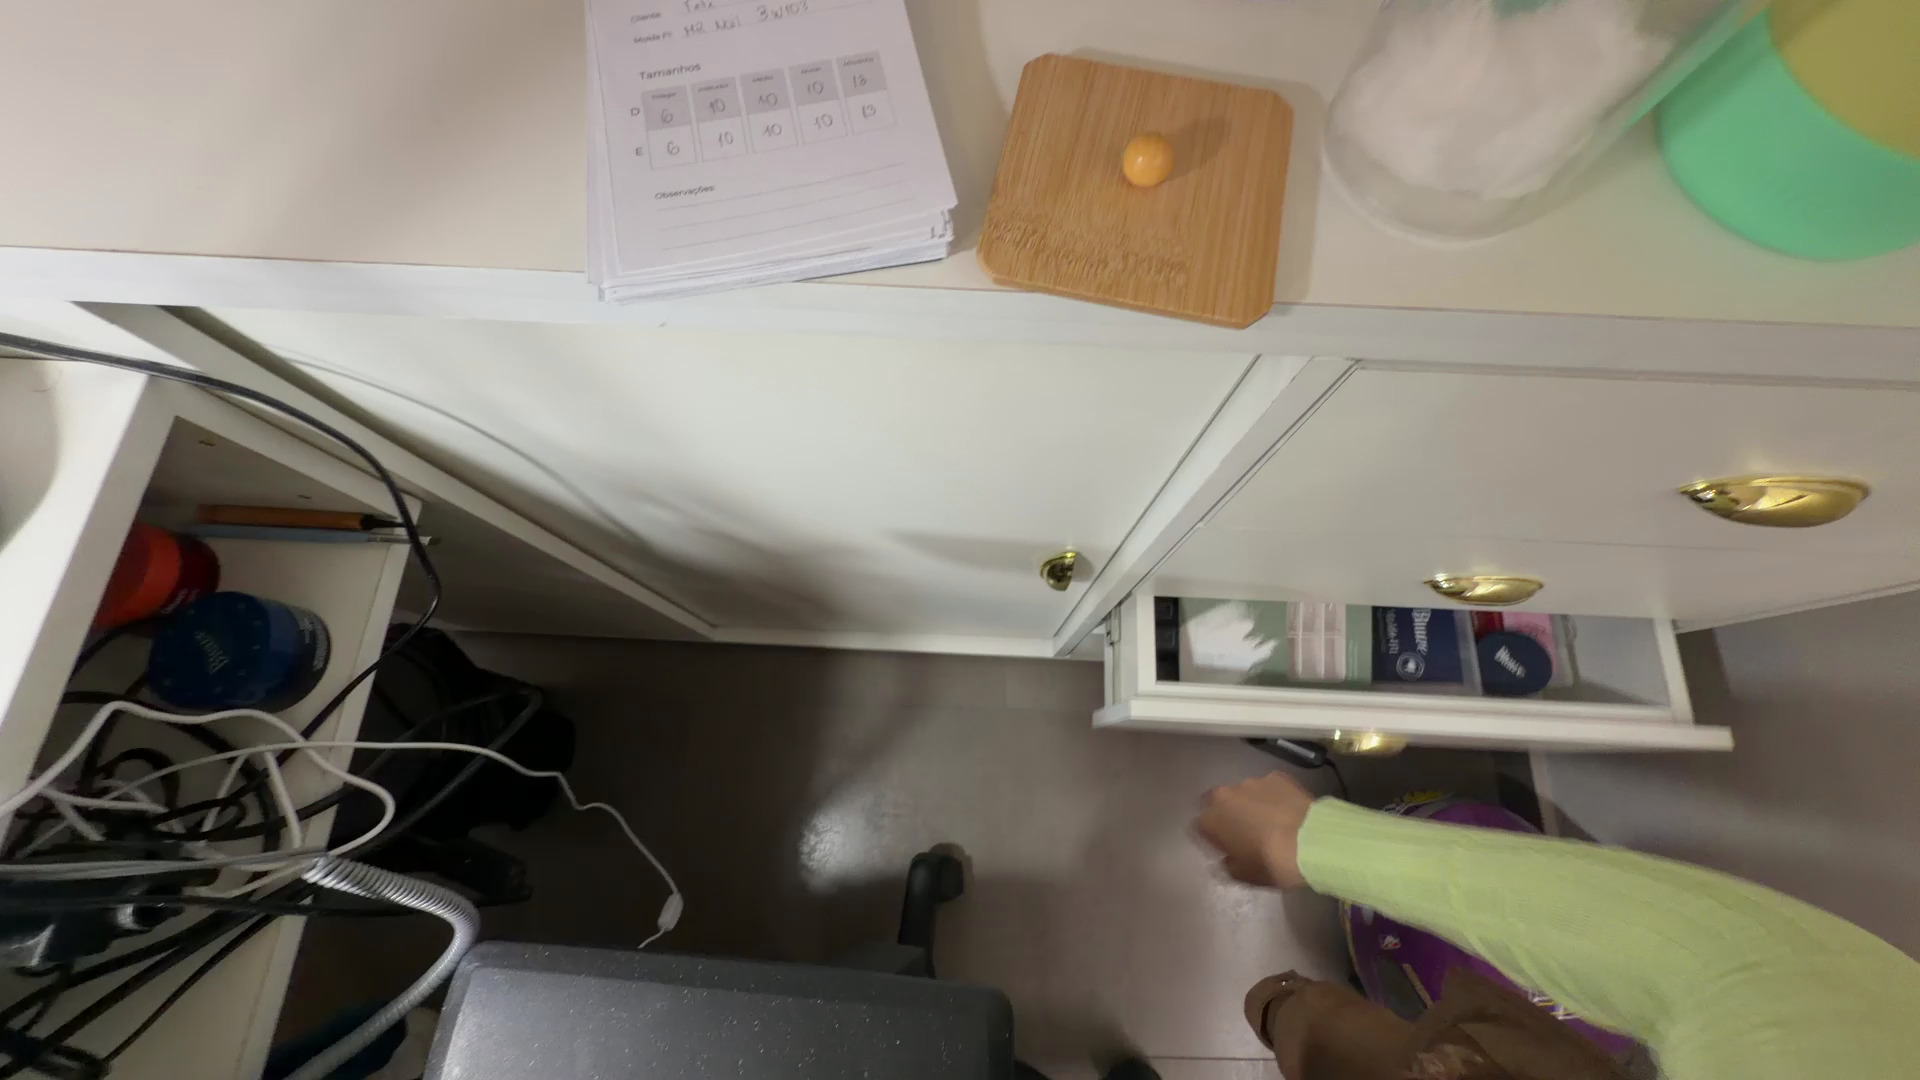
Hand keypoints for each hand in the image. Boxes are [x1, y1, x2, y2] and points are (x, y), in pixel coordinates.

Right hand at [1196, 771, 1316, 888]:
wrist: (1311, 840)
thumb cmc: (1272, 862)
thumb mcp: (1246, 875)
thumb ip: (1229, 866)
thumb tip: (1226, 860)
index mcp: (1211, 819)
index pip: (1200, 826)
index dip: (1212, 837)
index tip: (1225, 848)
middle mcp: (1224, 795)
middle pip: (1218, 803)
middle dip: (1227, 814)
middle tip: (1244, 831)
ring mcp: (1250, 782)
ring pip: (1243, 793)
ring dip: (1249, 804)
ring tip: (1269, 820)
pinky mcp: (1275, 776)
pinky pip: (1268, 787)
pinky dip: (1272, 797)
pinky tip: (1285, 810)